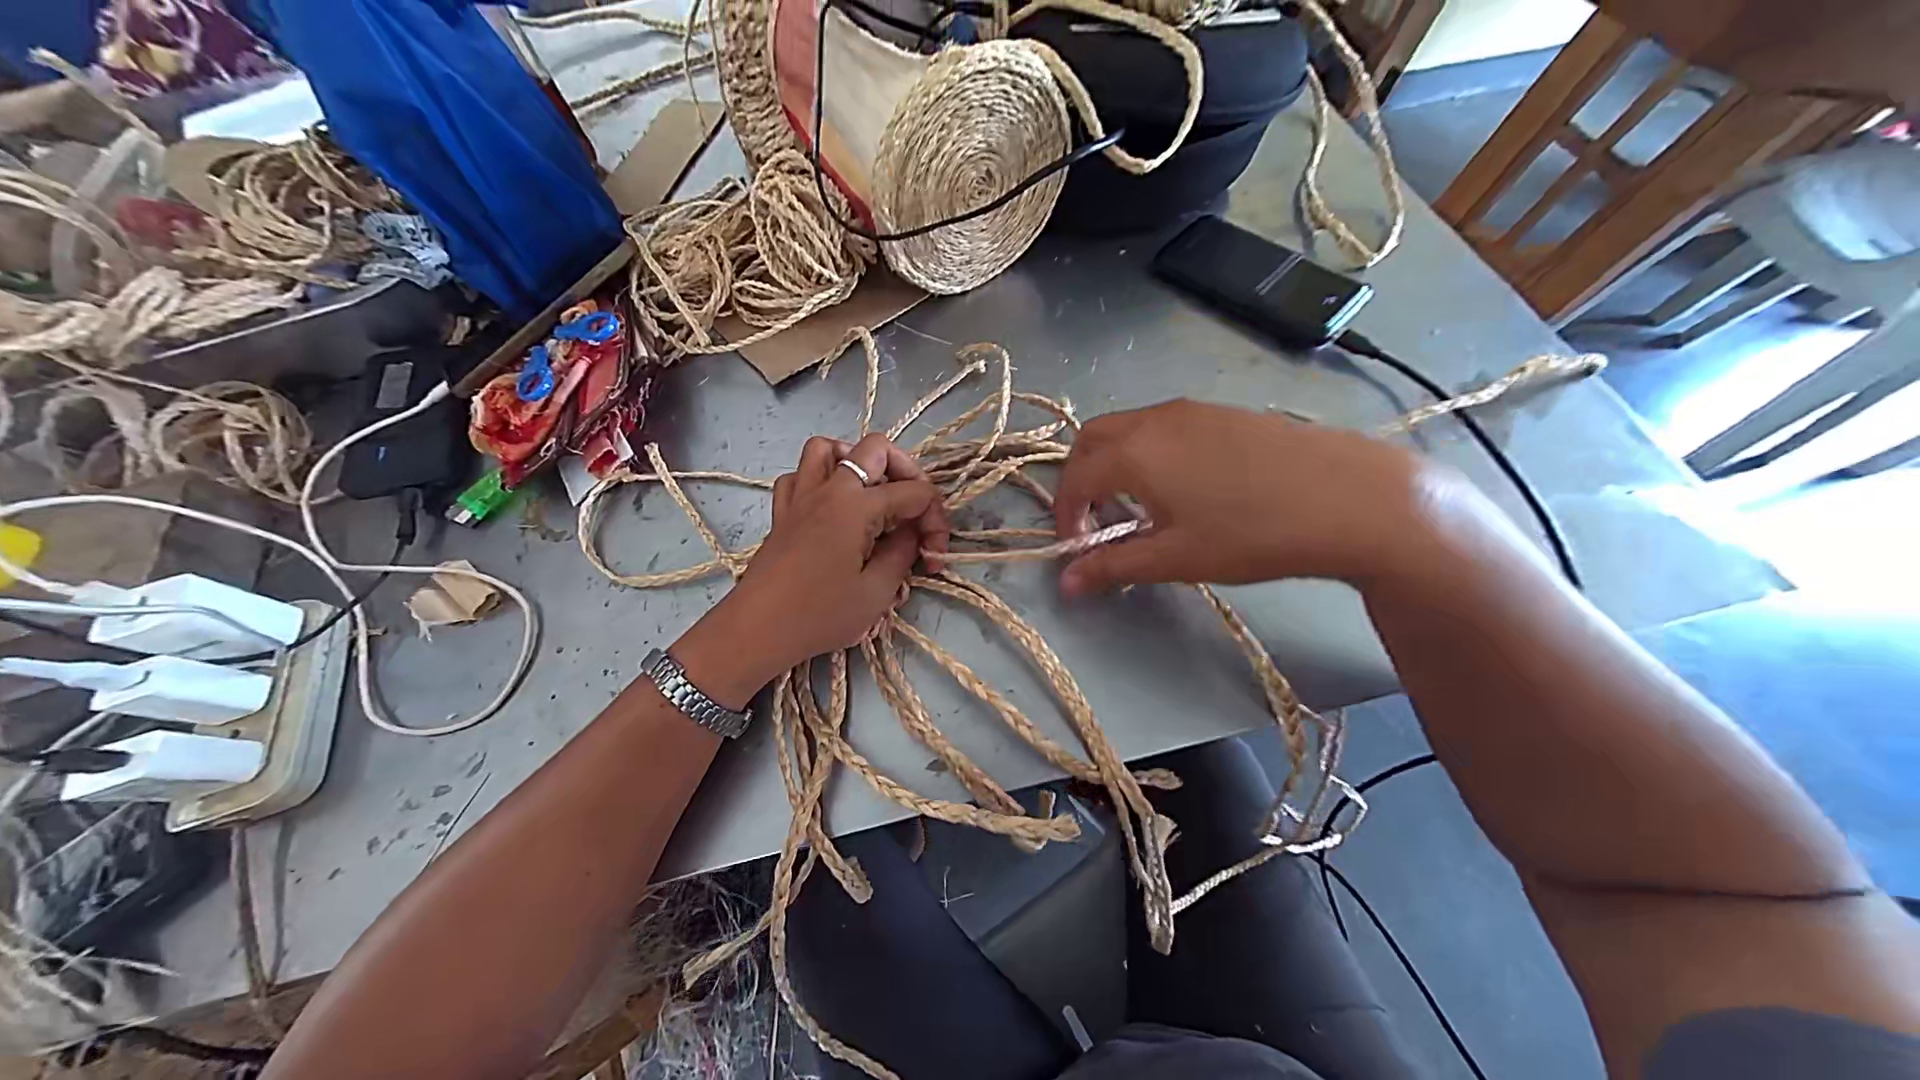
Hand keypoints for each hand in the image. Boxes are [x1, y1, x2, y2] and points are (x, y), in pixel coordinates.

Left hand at [671, 433, 949, 707]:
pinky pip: (800, 474)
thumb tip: (912, 534)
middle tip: (914, 508)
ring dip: (856, 460)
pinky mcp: (782, 512)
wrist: (758, 629)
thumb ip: (903, 553)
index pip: (915, 493)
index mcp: (857, 506)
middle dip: (907, 471)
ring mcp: (801, 496)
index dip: (935, 520)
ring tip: (871, 493)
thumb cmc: (819, 614)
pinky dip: (819, 479)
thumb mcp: (877, 591)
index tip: (933, 555)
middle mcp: (830, 488)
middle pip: (876, 448)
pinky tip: (831, 506)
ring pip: (828, 447)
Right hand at [1053, 400, 1470, 596]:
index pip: (1074, 478)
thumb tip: (1066, 582)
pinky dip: (1147, 452)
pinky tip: (1182, 489)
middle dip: (1080, 478)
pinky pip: (1163, 427)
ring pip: (1128, 429)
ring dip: (1114, 464)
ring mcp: (1192, 410)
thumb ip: (1113, 566)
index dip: (1065, 514)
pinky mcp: (1224, 412)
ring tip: (1139, 509)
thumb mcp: (1176, 558)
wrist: (1353, 498)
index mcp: (1134, 451)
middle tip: (1096, 520)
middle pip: (1092, 439)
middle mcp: (1154, 419)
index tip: (1077, 547)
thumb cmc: (1253, 533)